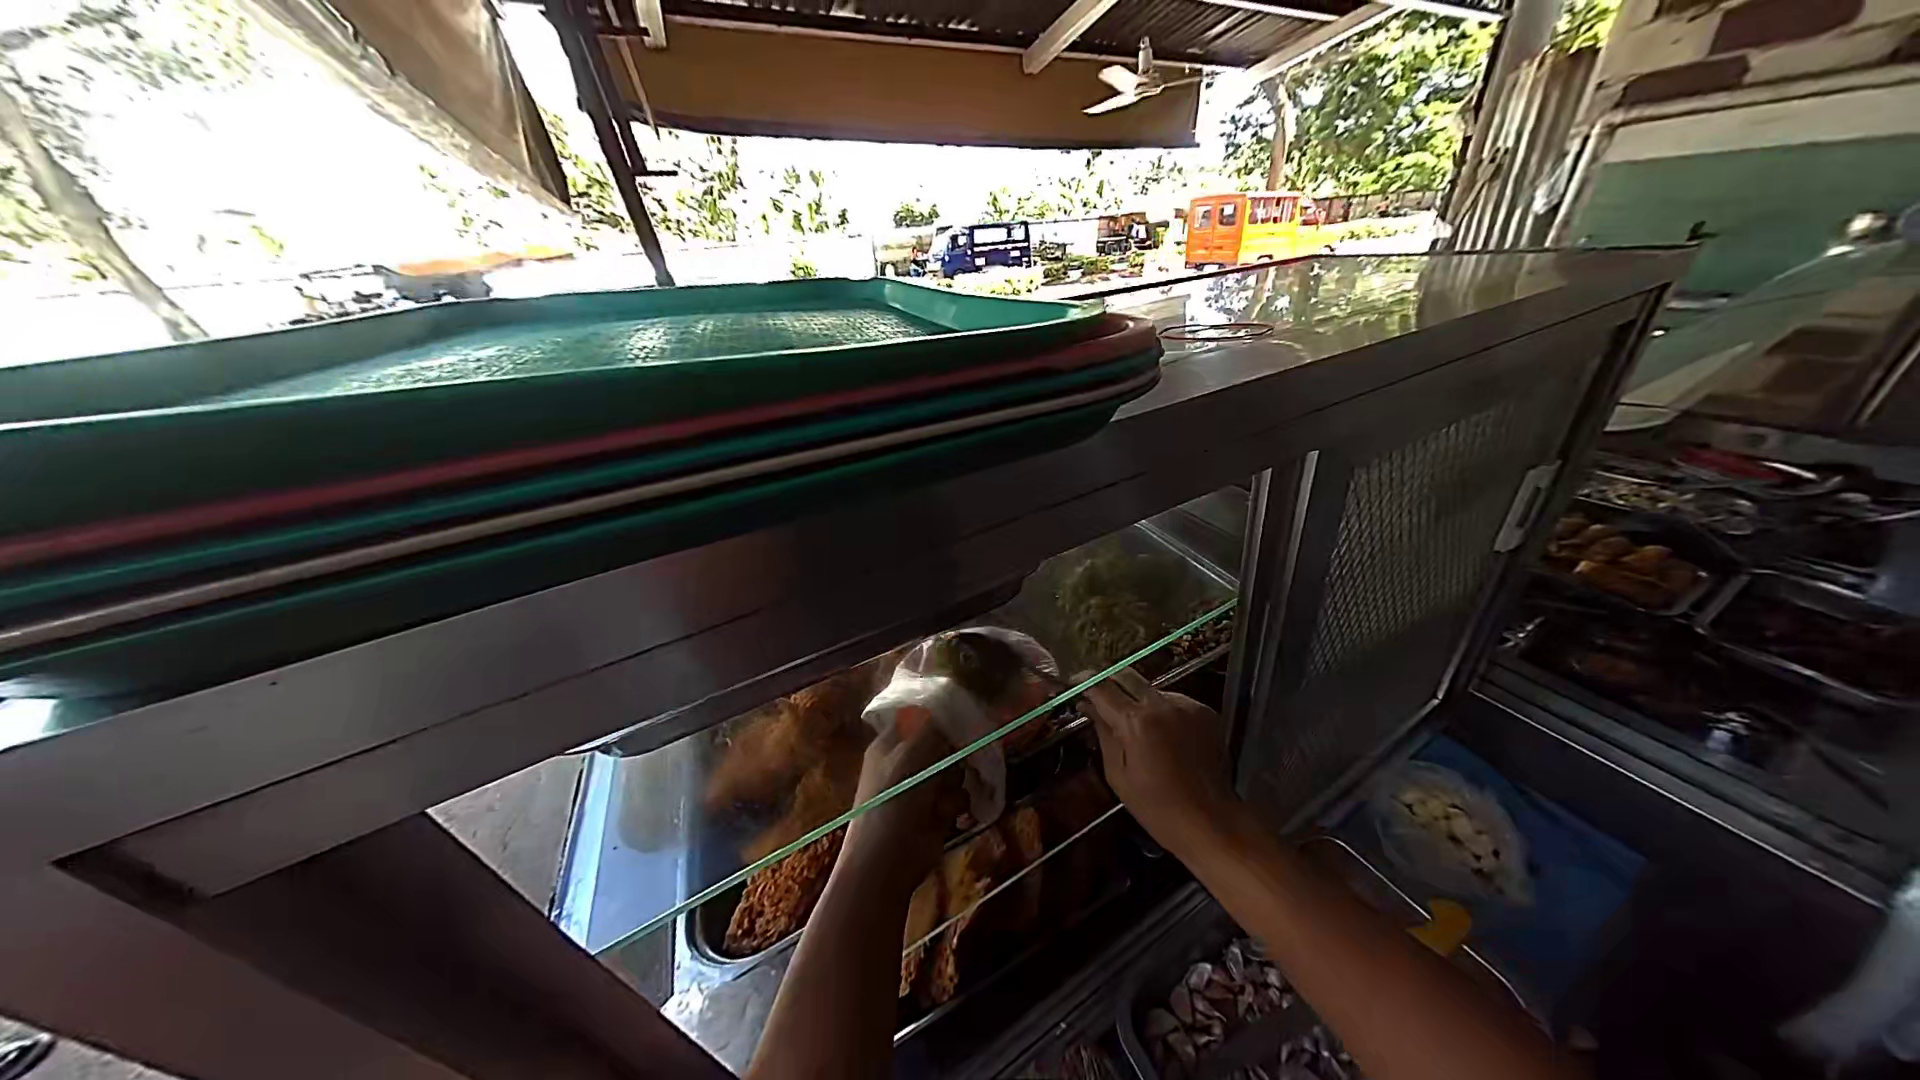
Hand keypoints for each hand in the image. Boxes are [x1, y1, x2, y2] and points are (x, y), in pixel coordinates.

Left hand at [840, 710, 960, 894]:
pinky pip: (959, 794)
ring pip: (956, 768)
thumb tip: (951, 709)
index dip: (940, 715)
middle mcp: (908, 760)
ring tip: (939, 797)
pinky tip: (944, 814)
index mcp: (891, 743)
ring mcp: (923, 786)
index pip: (918, 717)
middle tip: (955, 757)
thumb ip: (932, 728)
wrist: (889, 858)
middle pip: (943, 742)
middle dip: (953, 751)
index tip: (962, 712)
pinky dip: (954, 803)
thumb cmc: (893, 798)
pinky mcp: (939, 809)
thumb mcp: (911, 754)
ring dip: (952, 781)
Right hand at [1082, 668, 1238, 850]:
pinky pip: (1174, 701)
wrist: (1210, 821)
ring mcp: (1188, 706)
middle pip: (1126, 675)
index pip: (1102, 686)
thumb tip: (1088, 705)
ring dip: (1137, 699)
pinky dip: (1162, 711)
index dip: (1084, 682)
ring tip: (1135, 725)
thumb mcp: (1117, 774)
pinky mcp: (1206, 712)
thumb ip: (1103, 733)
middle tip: (1099, 697)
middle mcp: (1162, 705)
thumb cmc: (1156, 807)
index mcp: (1136, 722)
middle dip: (1108, 682)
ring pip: (1151, 689)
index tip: (1074, 684)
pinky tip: (1163, 735)